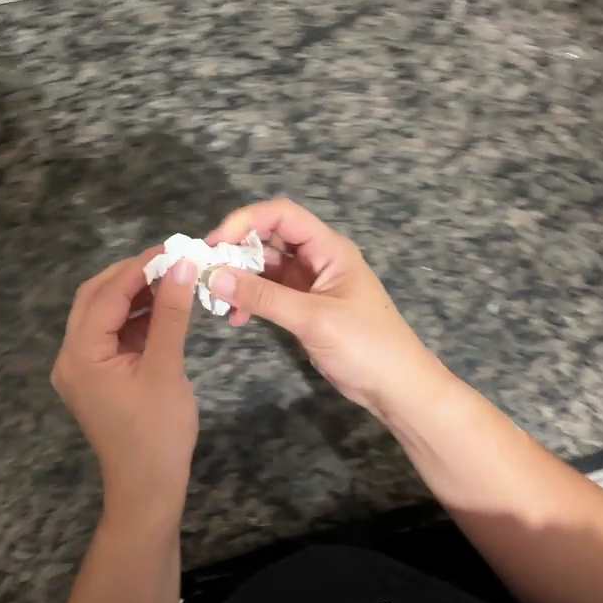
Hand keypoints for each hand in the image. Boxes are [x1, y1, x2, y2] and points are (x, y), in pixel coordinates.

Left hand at [52, 250, 201, 514]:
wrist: (148, 489)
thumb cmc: (157, 433)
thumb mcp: (166, 368)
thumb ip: (171, 314)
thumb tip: (182, 266)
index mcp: (80, 354)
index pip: (107, 294)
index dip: (140, 267)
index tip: (174, 248)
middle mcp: (72, 356)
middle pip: (97, 298)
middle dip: (132, 275)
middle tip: (171, 260)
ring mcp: (83, 368)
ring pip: (104, 314)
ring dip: (135, 296)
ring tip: (173, 280)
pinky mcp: (98, 377)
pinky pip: (113, 335)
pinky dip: (136, 319)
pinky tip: (165, 309)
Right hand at [205, 199, 444, 417]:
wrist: (395, 387)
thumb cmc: (365, 345)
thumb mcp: (312, 318)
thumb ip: (263, 296)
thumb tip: (214, 275)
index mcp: (329, 248)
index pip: (281, 215)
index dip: (246, 221)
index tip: (214, 243)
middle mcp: (318, 259)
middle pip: (269, 238)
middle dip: (237, 251)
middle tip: (206, 272)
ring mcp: (310, 284)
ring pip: (266, 267)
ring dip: (240, 279)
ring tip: (218, 300)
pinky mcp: (304, 307)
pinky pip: (269, 293)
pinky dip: (250, 300)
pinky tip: (236, 317)